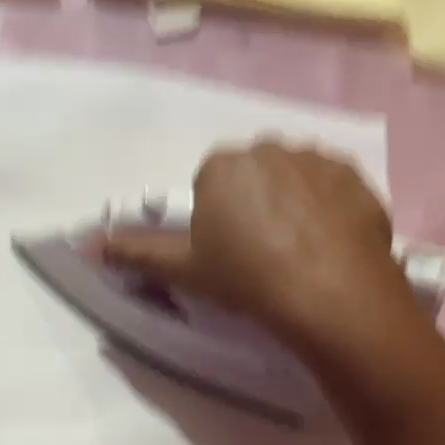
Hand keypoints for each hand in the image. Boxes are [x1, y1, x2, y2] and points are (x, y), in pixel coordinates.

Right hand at [100, 142, 414, 347]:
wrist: (332, 296)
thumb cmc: (247, 278)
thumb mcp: (184, 269)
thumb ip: (134, 252)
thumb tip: (85, 244)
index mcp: (223, 165)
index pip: (210, 183)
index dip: (216, 218)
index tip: (226, 253)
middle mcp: (270, 148)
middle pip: (252, 175)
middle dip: (253, 203)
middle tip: (261, 254)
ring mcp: (319, 160)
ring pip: (294, 178)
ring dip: (292, 203)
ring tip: (299, 251)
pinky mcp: (358, 178)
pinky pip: (333, 189)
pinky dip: (329, 210)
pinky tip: (329, 246)